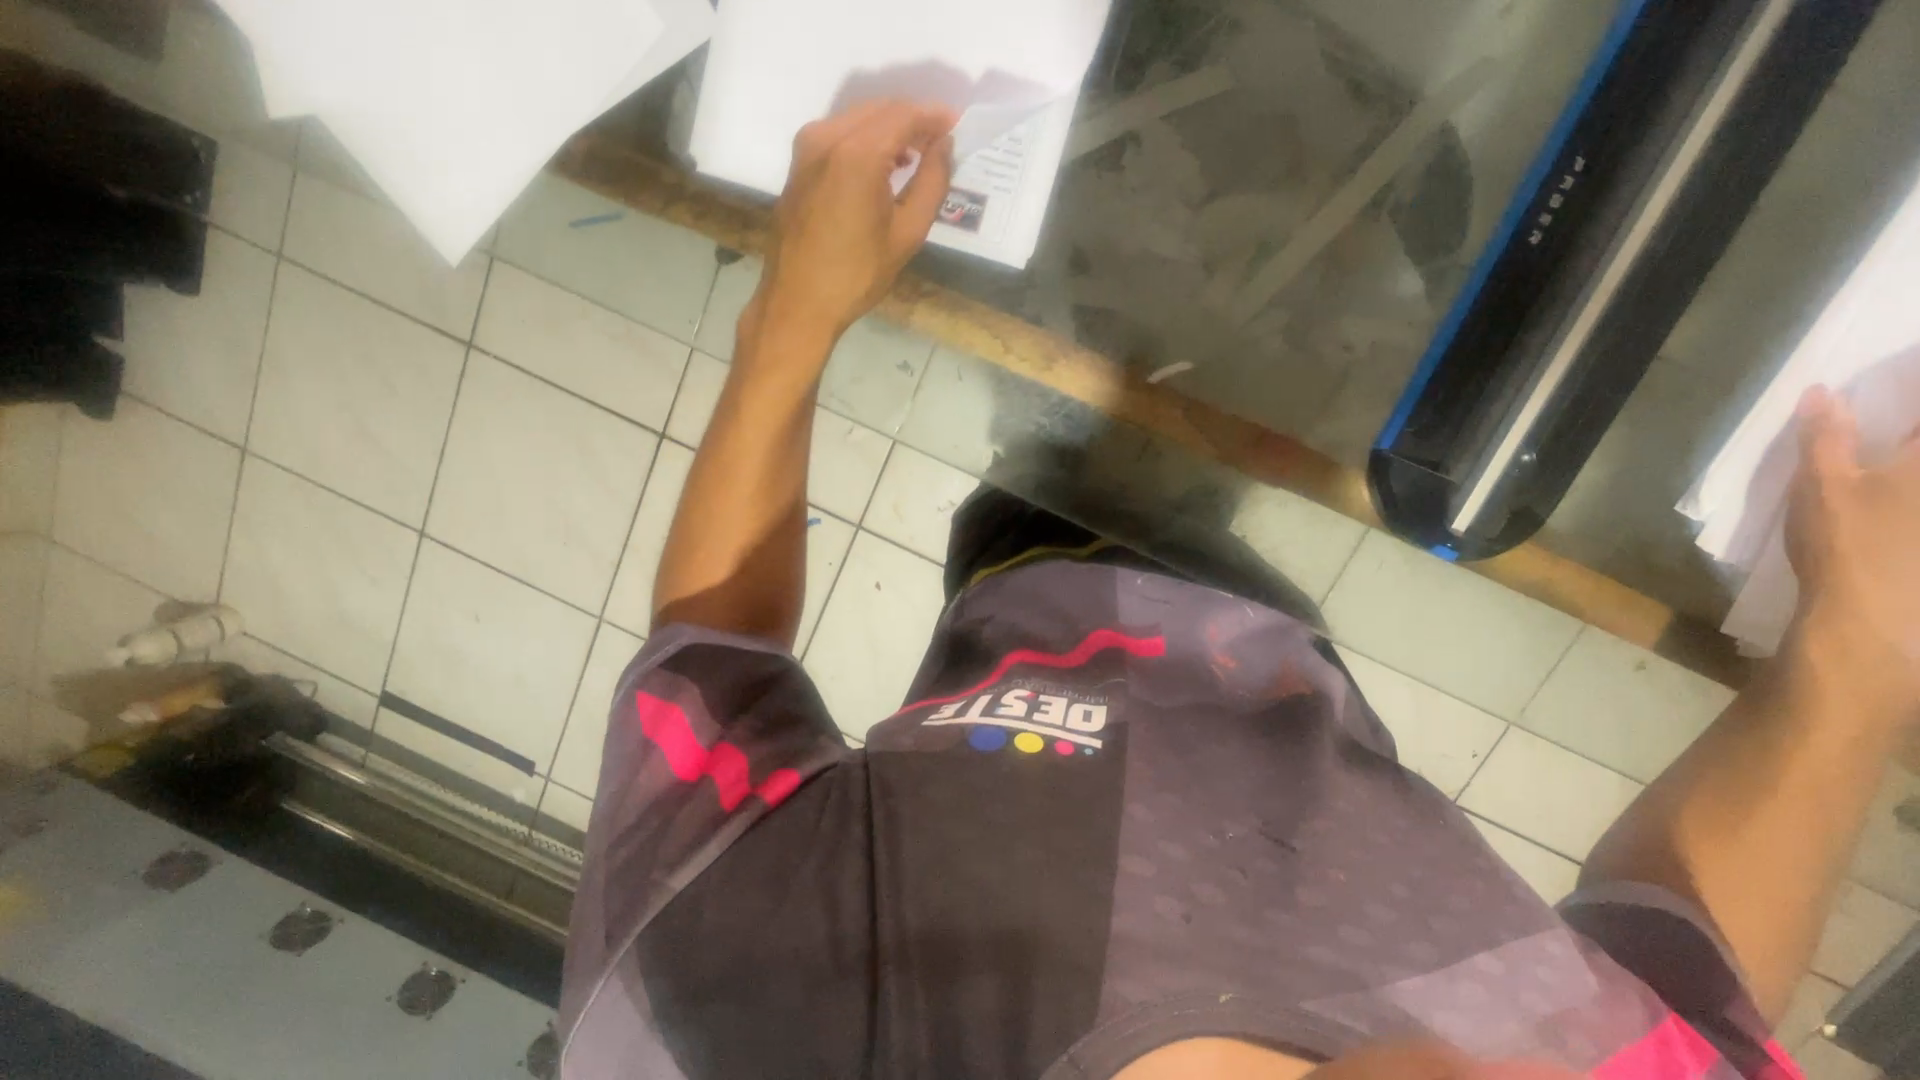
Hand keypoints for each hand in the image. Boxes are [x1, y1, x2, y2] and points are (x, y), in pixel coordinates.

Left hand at [752, 101, 956, 341]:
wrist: (798, 302)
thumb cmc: (856, 275)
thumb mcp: (907, 233)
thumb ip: (932, 182)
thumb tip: (944, 147)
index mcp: (857, 155)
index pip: (904, 115)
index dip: (934, 117)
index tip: (956, 127)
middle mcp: (827, 138)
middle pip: (880, 110)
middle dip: (912, 120)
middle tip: (939, 143)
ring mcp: (806, 148)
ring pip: (858, 119)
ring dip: (888, 129)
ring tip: (914, 156)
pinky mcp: (797, 164)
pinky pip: (839, 135)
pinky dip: (865, 140)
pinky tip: (882, 166)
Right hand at [1787, 385, 1919, 716]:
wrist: (1872, 623)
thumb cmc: (1847, 545)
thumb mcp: (1821, 485)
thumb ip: (1825, 436)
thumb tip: (1823, 392)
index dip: (1909, 382)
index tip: (1898, 376)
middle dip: (1905, 432)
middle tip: (1892, 425)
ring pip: (1916, 477)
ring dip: (1904, 465)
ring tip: (1891, 467)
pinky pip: (1914, 509)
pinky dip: (1906, 494)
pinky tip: (1892, 504)